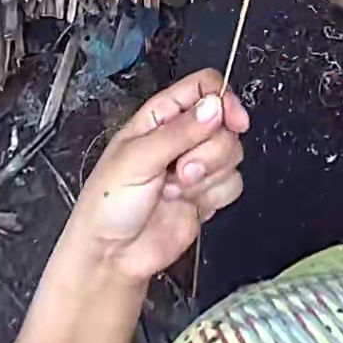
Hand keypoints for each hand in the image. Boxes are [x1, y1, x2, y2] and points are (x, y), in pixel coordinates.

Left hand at [59, 69, 249, 284]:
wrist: (112, 255)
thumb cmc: (108, 201)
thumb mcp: (138, 158)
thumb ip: (180, 131)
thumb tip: (214, 105)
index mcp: (161, 114)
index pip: (205, 87)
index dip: (223, 99)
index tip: (232, 121)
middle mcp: (183, 135)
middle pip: (225, 123)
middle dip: (209, 151)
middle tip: (180, 169)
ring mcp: (197, 164)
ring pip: (232, 153)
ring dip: (209, 176)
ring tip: (176, 189)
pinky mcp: (208, 192)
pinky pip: (233, 183)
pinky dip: (214, 197)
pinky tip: (187, 203)